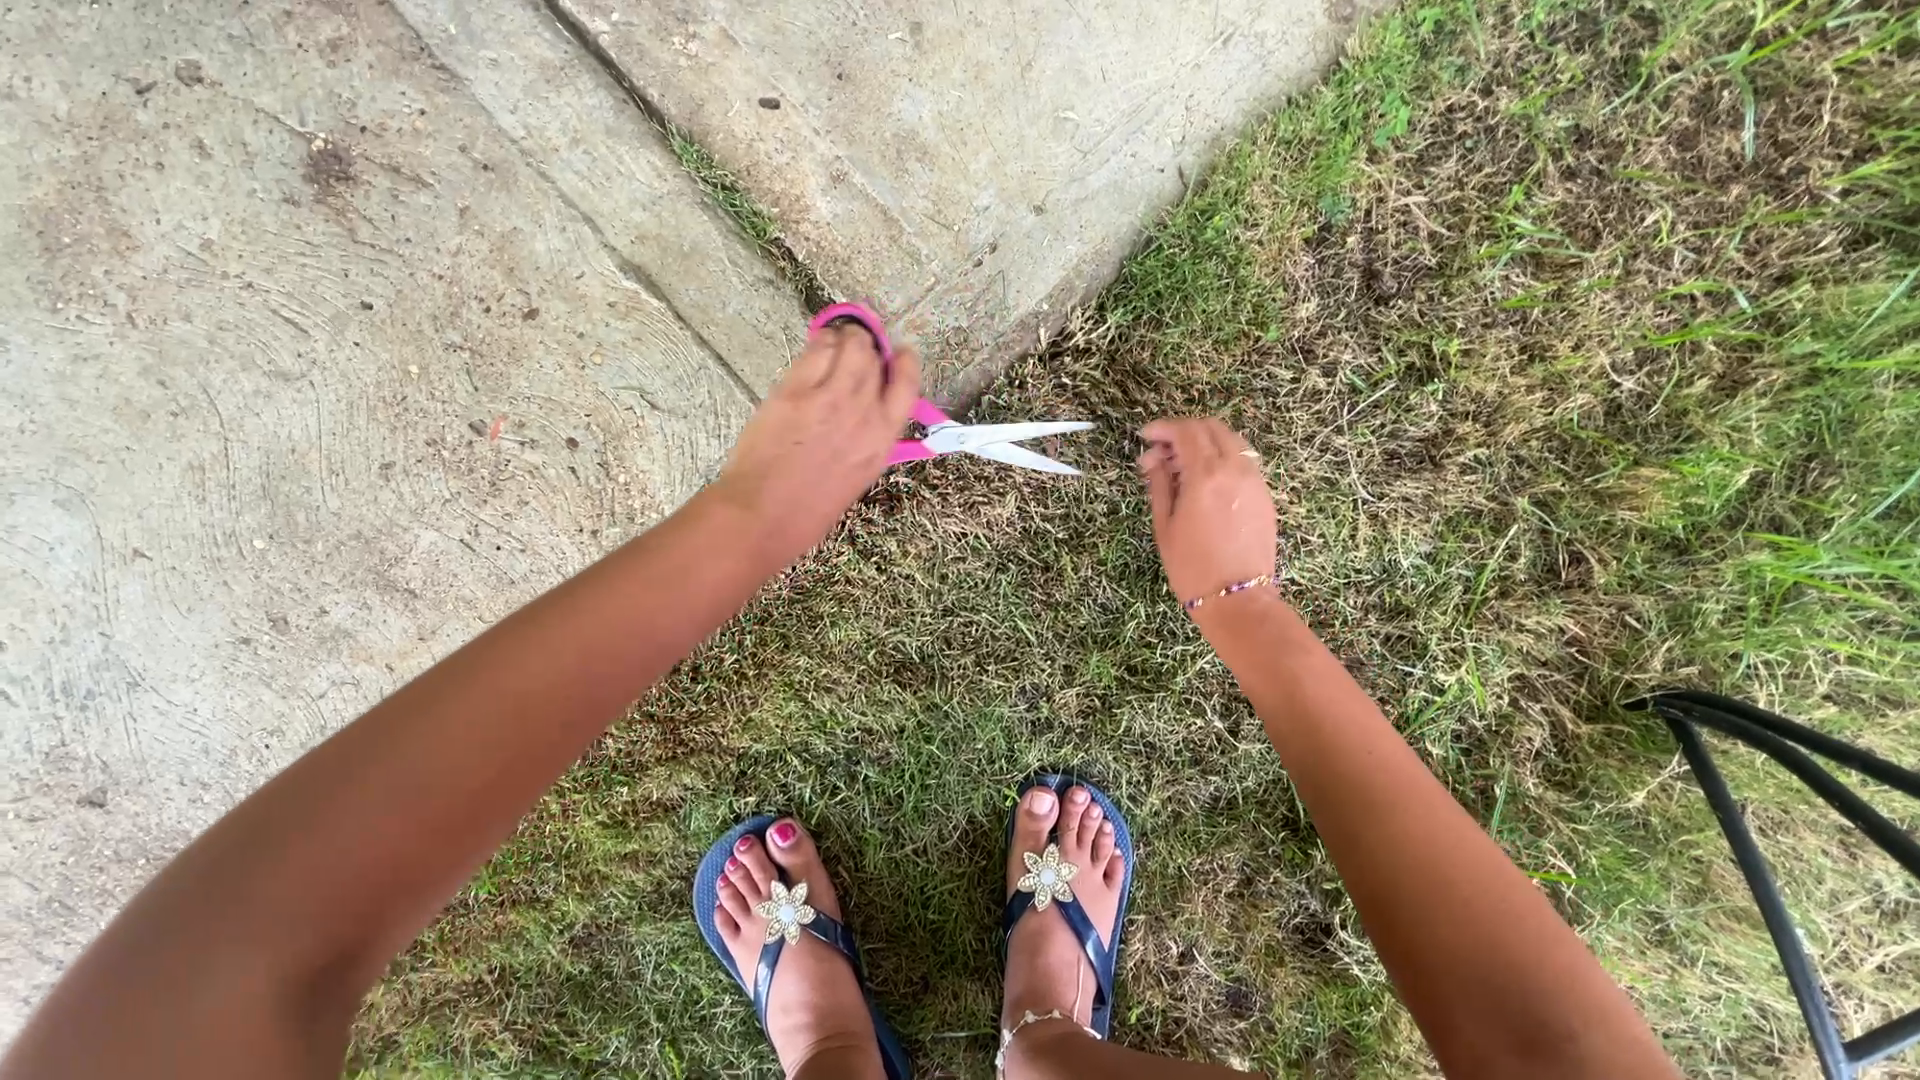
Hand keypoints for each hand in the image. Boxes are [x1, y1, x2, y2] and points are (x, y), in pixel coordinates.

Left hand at [707, 322, 920, 566]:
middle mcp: (863, 414)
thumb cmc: (808, 510)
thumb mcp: (857, 477)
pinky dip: (820, 343)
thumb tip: (865, 411)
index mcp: (882, 441)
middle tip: (853, 349)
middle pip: (876, 360)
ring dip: (846, 338)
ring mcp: (829, 399)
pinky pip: (816, 350)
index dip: (904, 362)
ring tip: (835, 343)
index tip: (897, 355)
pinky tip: (815, 349)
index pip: (907, 385)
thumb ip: (866, 440)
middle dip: (868, 348)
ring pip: (850, 345)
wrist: (762, 515)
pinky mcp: (795, 391)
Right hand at [1137, 418, 1276, 612]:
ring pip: (1231, 441)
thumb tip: (1154, 459)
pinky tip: (1204, 481)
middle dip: (1184, 431)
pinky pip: (1242, 461)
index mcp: (1206, 475)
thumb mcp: (1165, 525)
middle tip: (1162, 451)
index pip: (1185, 432)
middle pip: (1211, 428)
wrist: (1237, 600)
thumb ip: (1160, 484)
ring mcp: (1255, 481)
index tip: (1146, 435)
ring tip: (1182, 466)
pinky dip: (1221, 458)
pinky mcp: (1264, 495)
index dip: (1163, 428)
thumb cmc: (1191, 567)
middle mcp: (1235, 469)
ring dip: (1204, 442)